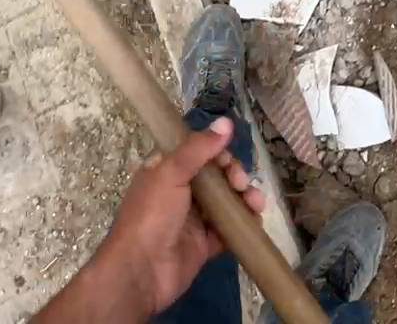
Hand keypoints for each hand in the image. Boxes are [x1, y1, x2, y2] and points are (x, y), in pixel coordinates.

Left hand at [89, 117, 265, 318]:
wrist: (140, 273)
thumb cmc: (151, 215)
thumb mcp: (171, 172)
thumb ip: (199, 148)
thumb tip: (226, 122)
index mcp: (166, 171)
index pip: (198, 153)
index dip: (217, 153)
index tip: (227, 160)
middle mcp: (180, 192)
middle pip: (216, 176)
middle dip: (234, 176)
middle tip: (241, 183)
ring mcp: (192, 219)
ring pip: (225, 201)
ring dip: (244, 198)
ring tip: (255, 203)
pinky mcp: (203, 244)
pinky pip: (228, 229)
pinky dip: (242, 224)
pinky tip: (255, 222)